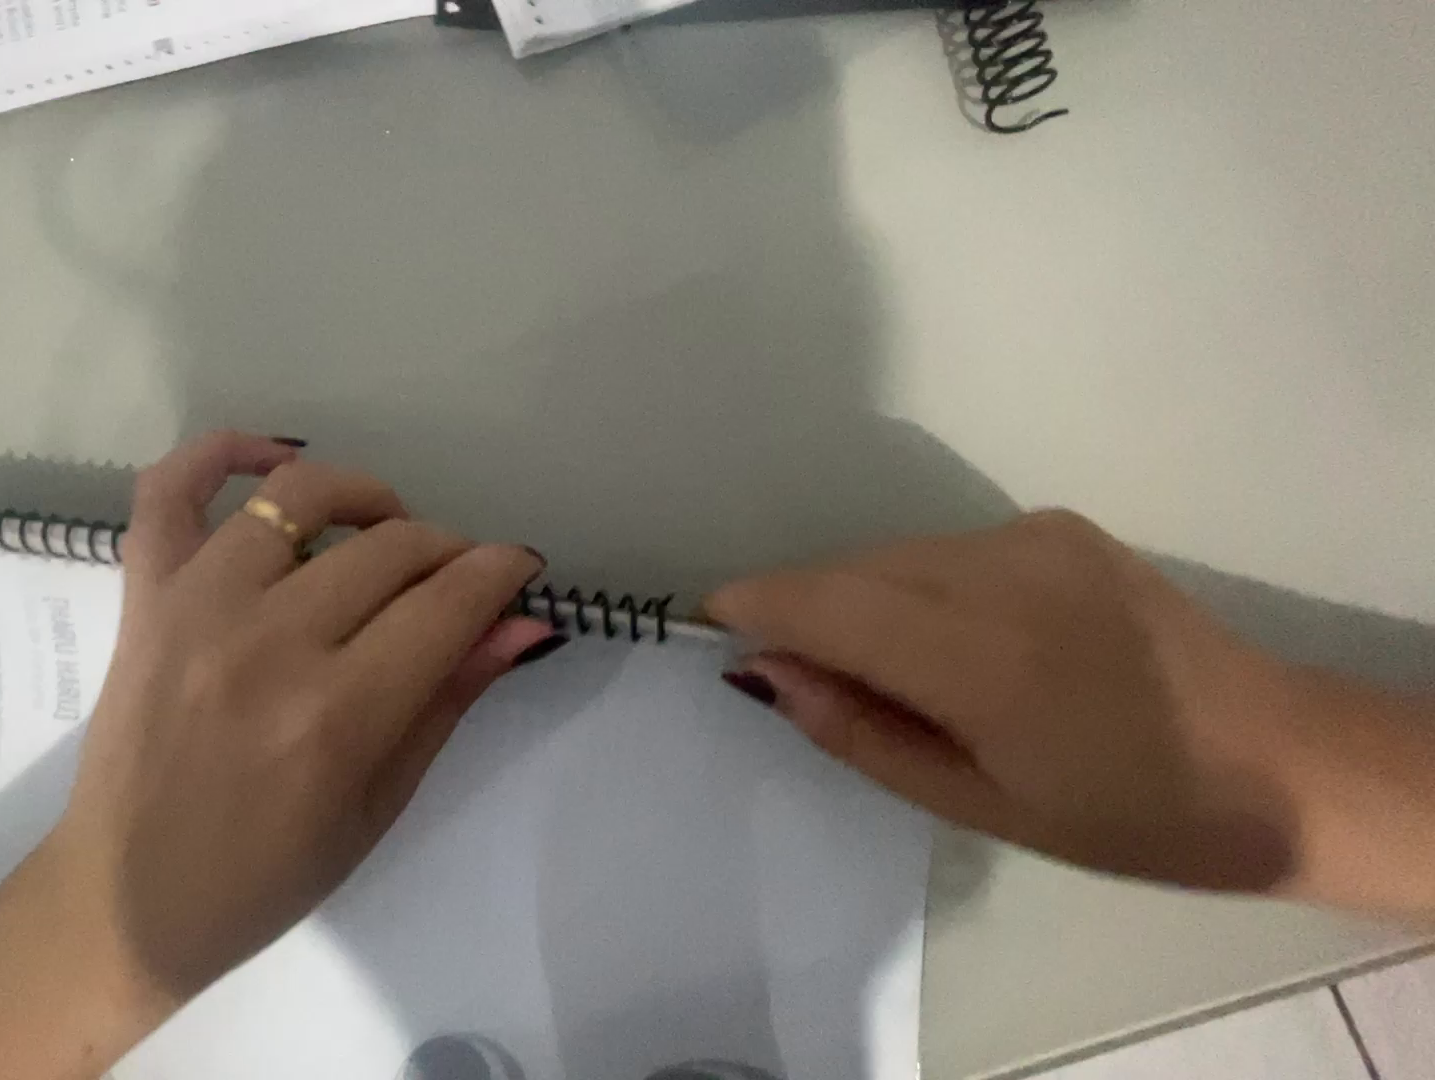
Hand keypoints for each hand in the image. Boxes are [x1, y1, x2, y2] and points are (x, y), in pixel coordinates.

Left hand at [45, 432, 556, 1016]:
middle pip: (391, 548)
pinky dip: (222, 451)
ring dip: (368, 495)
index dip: (501, 573)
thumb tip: (522, 625)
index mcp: (336, 716)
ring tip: (388, 527)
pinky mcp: (143, 596)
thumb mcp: (381, 804)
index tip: (520, 567)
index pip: (448, 605)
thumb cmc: (268, 876)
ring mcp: (195, 608)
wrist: (127, 901)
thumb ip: (450, 699)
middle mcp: (268, 644)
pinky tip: (273, 458)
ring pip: (300, 495)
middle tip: (458, 577)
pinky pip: (170, 489)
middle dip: (451, 550)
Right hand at [707, 510, 1336, 896]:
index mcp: (985, 659)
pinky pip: (931, 551)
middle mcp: (1001, 573)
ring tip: (882, 665)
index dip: (754, 604)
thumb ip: (854, 729)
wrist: (1291, 764)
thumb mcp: (971, 802)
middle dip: (796, 609)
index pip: (827, 605)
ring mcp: (1030, 538)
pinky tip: (944, 636)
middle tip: (790, 667)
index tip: (706, 621)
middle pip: (846, 572)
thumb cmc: (1123, 815)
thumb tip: (764, 670)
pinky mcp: (1049, 524)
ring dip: (850, 600)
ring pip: (884, 557)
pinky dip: (903, 587)